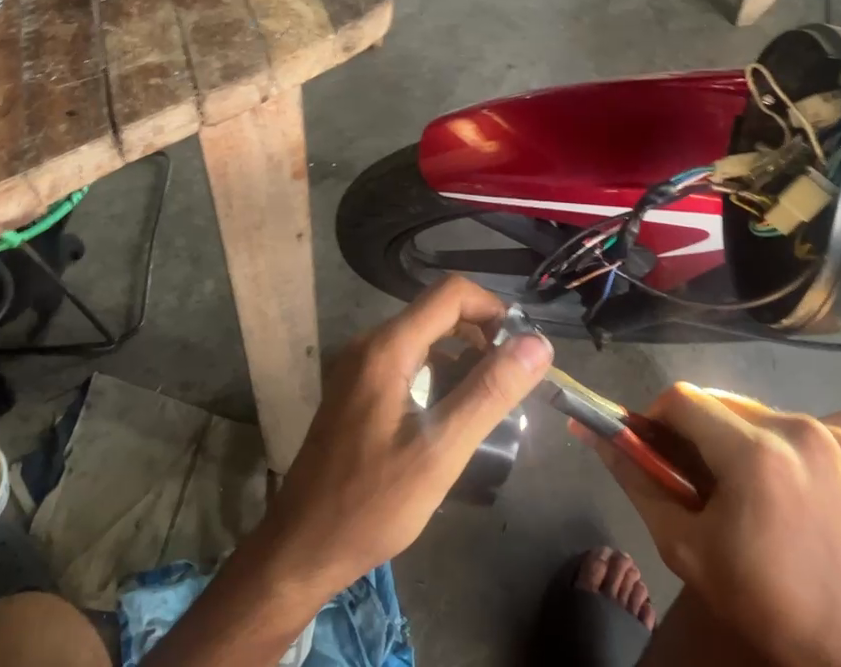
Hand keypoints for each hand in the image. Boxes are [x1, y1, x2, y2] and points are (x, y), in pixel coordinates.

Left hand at [256, 276, 552, 596]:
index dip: (494, 310)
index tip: (523, 351)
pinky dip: (438, 376)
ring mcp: (358, 369)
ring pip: (423, 340)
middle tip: (513, 383)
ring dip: (463, 359)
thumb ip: (489, 392)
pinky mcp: (356, 393)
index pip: (451, 294)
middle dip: (482, 336)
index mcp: (386, 349)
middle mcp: (368, 346)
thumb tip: (537, 344)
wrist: (303, 545)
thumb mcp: (440, 451)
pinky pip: (406, 364)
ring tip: (491, 404)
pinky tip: (454, 417)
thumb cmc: (372, 503)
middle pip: (437, 313)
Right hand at [585, 384, 840, 666]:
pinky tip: (779, 493)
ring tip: (737, 490)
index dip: (654, 419)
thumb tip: (590, 433)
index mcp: (757, 452)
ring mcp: (836, 438)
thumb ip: (637, 481)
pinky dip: (774, 448)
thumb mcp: (685, 546)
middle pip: (720, 401)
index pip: (682, 399)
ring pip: (756, 413)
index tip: (651, 453)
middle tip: (690, 479)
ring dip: (733, 437)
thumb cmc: (765, 602)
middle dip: (694, 431)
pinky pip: (795, 430)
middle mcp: (800, 429)